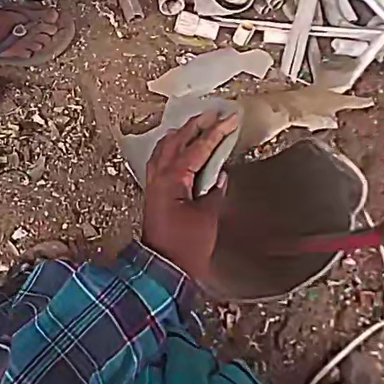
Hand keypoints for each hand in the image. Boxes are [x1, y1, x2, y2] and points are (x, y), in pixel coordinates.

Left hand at [141, 112, 238, 279]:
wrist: (164, 269)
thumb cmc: (184, 247)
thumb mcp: (207, 218)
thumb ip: (214, 192)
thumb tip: (220, 177)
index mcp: (171, 180)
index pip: (196, 148)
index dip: (215, 132)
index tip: (230, 119)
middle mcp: (158, 178)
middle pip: (175, 141)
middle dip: (195, 125)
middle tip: (214, 114)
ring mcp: (154, 185)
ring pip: (165, 149)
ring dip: (181, 135)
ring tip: (198, 125)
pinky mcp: (155, 195)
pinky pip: (161, 161)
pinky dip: (172, 150)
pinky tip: (179, 150)